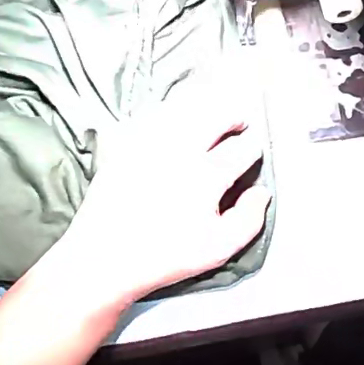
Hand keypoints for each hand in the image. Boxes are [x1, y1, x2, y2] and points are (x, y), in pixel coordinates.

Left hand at [33, 76, 271, 309]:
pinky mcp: (126, 143)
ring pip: (185, 107)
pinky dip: (173, 110)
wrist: (102, 257)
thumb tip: (261, 192)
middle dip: (234, 116)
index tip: (253, 152)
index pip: (242, 149)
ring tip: (213, 112)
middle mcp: (180, 151)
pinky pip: (155, 114)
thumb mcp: (218, 249)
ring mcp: (151, 142)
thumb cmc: (165, 256)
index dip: (253, 148)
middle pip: (216, 115)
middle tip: (240, 123)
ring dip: (205, 107)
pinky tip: (178, 119)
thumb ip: (249, 219)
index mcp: (206, 176)